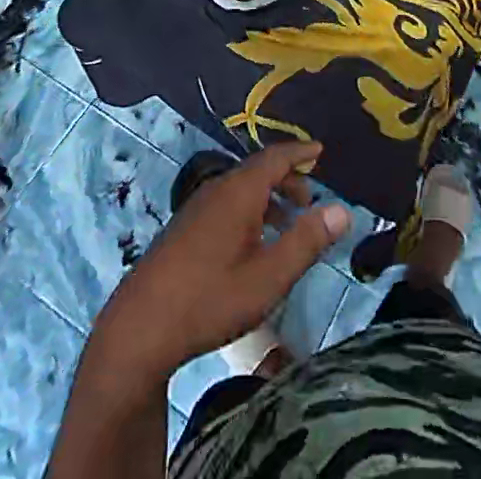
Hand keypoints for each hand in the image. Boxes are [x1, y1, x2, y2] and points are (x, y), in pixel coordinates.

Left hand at [87, 142, 350, 380]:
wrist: (138, 330)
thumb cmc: (210, 300)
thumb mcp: (270, 276)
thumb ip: (308, 240)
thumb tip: (342, 210)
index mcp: (238, 193)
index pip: (275, 157)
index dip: (300, 152)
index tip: (320, 150)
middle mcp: (215, 192)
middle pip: (257, 171)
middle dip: (288, 180)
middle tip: (311, 202)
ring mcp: (195, 210)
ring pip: (240, 190)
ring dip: (269, 199)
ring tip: (287, 226)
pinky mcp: (183, 231)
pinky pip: (226, 205)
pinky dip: (250, 211)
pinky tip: (253, 245)